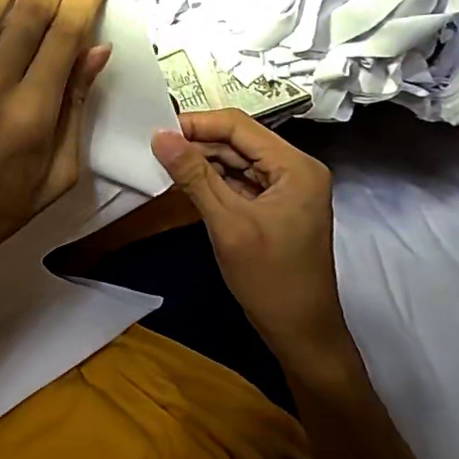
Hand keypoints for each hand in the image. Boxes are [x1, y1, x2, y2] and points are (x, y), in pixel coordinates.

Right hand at [151, 109, 349, 362]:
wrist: (303, 335)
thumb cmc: (270, 280)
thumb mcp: (227, 224)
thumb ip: (193, 175)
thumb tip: (159, 136)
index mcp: (295, 166)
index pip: (239, 126)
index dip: (197, 124)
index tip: (157, 130)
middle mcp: (295, 168)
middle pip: (239, 140)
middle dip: (198, 143)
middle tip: (155, 148)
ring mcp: (287, 187)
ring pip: (238, 160)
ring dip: (203, 161)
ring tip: (164, 163)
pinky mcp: (276, 205)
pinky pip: (241, 180)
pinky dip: (215, 180)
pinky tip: (186, 182)